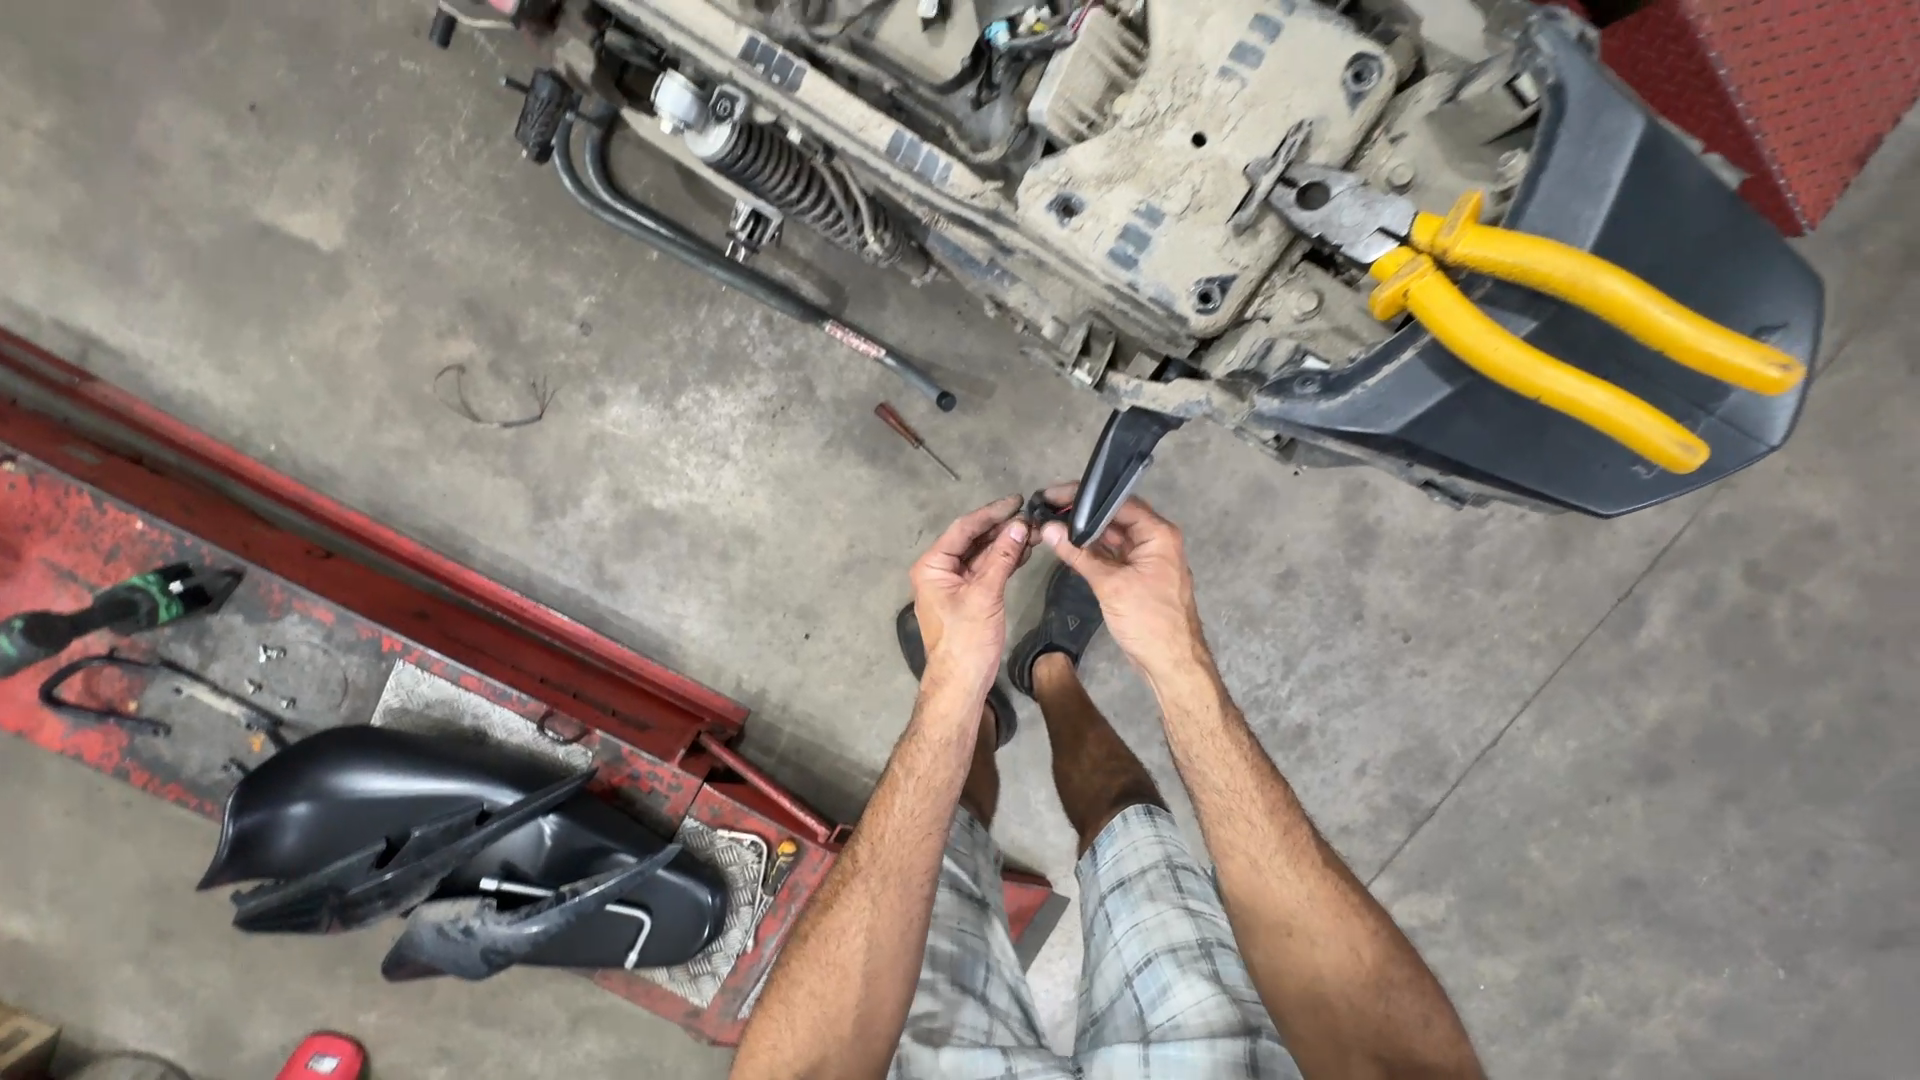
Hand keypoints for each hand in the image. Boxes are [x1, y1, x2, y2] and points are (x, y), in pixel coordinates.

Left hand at [909, 495, 1031, 695]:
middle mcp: (939, 570)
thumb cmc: (966, 639)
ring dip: (1006, 545)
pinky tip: (1024, 552)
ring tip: (1034, 533)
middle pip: (972, 539)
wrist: (961, 682)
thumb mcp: (985, 594)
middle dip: (1002, 530)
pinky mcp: (966, 596)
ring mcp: (952, 584)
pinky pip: (985, 571)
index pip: (964, 528)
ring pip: (981, 555)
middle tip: (1032, 519)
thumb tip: (1020, 527)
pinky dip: (1004, 561)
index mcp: (932, 565)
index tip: (1018, 502)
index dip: (992, 513)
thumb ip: (1002, 557)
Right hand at [1035, 484, 1207, 679]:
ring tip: (1052, 523)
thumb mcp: (1110, 585)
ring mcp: (1147, 559)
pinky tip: (1068, 546)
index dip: (1084, 497)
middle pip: (1115, 517)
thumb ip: (1078, 554)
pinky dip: (1092, 551)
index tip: (1053, 495)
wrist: (1171, 662)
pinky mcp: (1138, 576)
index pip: (1118, 502)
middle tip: (1047, 507)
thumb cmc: (1148, 620)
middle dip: (1082, 513)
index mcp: (1158, 534)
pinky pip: (1113, 555)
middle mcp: (1155, 540)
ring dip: (1085, 533)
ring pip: (1112, 537)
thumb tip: (1048, 529)